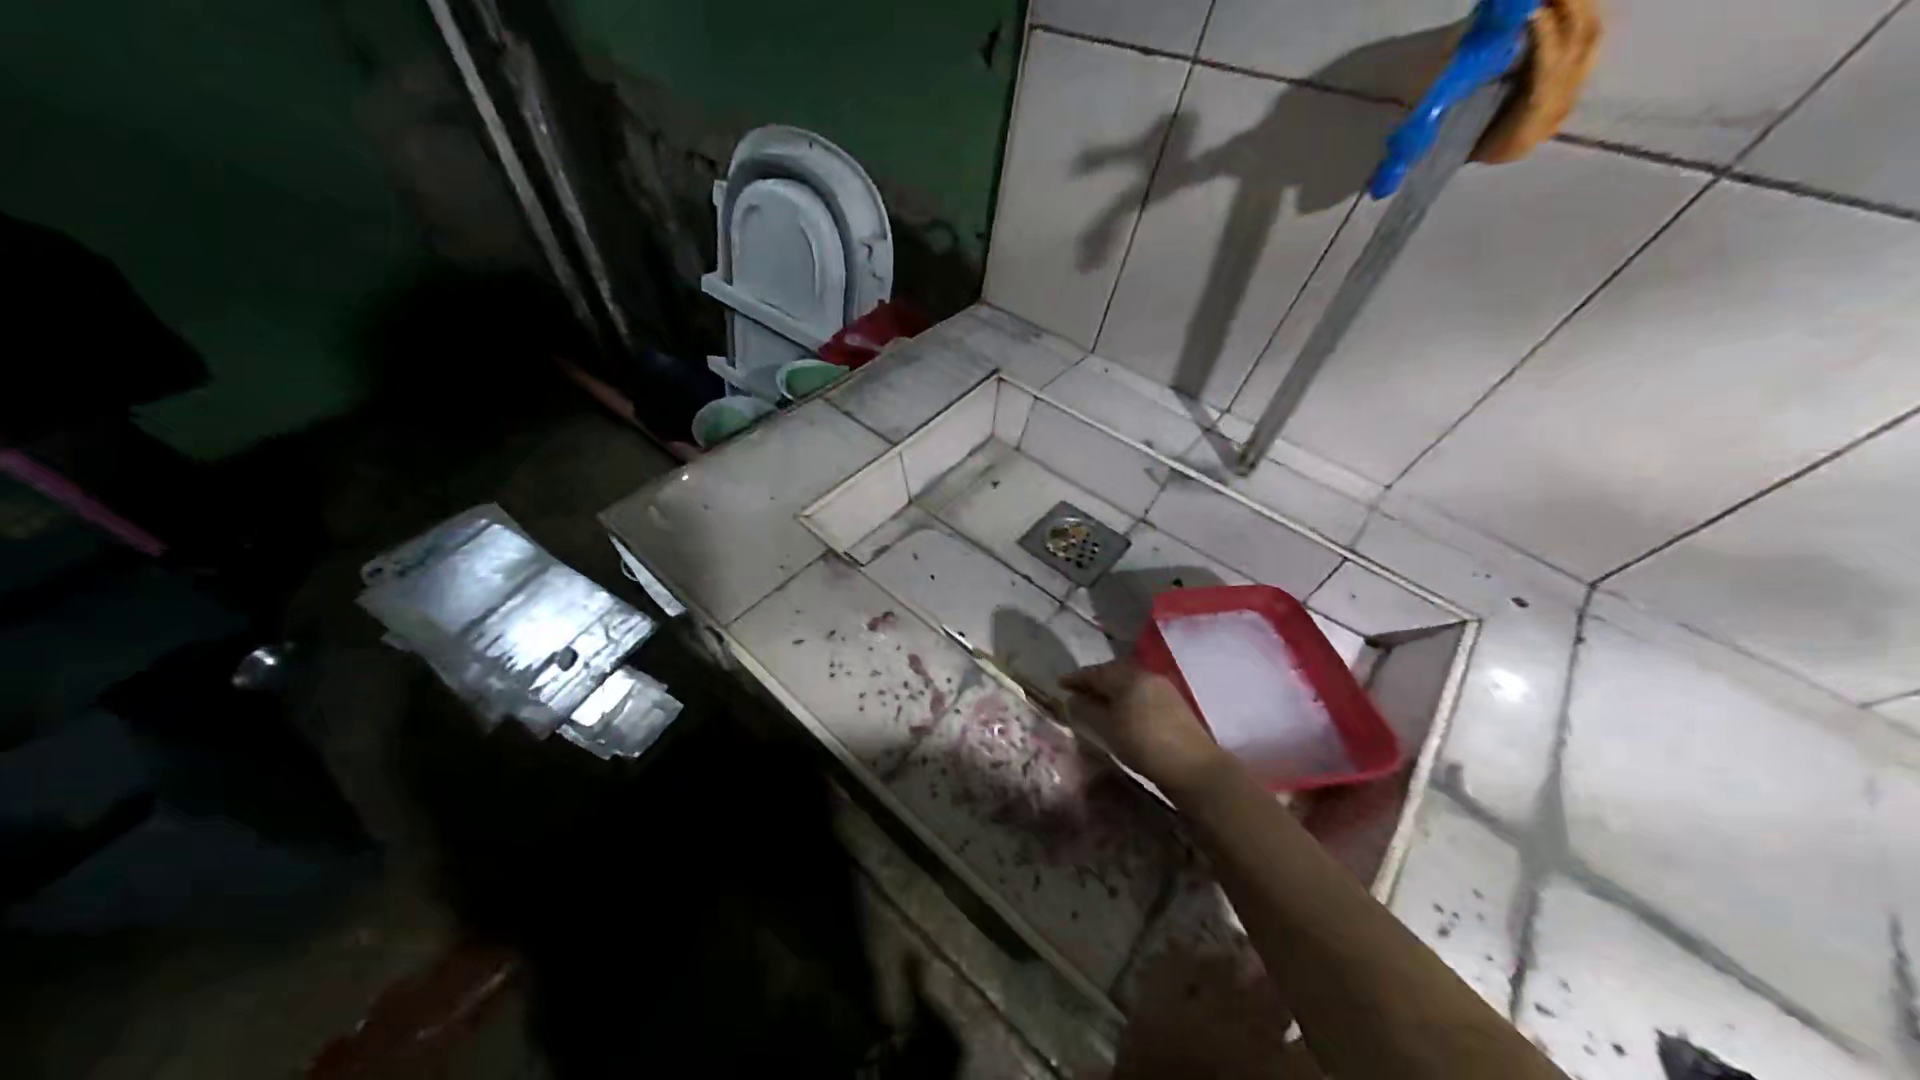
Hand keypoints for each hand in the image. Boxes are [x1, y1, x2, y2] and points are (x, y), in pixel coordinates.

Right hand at [1059, 661, 1228, 795]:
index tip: (1060, 683)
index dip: (1076, 678)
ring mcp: (1162, 687)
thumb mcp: (1108, 730)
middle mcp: (1145, 675)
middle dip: (1094, 679)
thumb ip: (1087, 711)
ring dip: (1111, 686)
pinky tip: (1121, 707)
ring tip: (1097, 698)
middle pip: (1114, 671)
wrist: (1193, 767)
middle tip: (1077, 689)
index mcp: (1127, 677)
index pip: (1095, 672)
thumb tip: (1073, 699)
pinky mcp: (1173, 701)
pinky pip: (1141, 689)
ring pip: (1129, 680)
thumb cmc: (1144, 745)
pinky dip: (1126, 694)